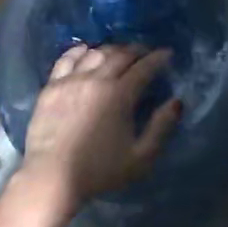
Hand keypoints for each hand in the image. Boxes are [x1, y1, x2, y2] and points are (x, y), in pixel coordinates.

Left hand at [20, 44, 181, 205]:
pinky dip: (80, 51)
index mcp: (120, 94)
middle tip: (145, 53)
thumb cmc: (100, 170)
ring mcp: (70, 80)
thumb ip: (161, 127)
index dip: (158, 58)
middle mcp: (96, 79)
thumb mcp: (141, 157)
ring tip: (119, 53)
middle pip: (120, 55)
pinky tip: (86, 51)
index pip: (144, 67)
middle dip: (137, 51)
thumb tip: (177, 102)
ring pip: (95, 53)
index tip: (167, 54)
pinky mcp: (51, 87)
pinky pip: (67, 59)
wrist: (51, 176)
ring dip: (111, 49)